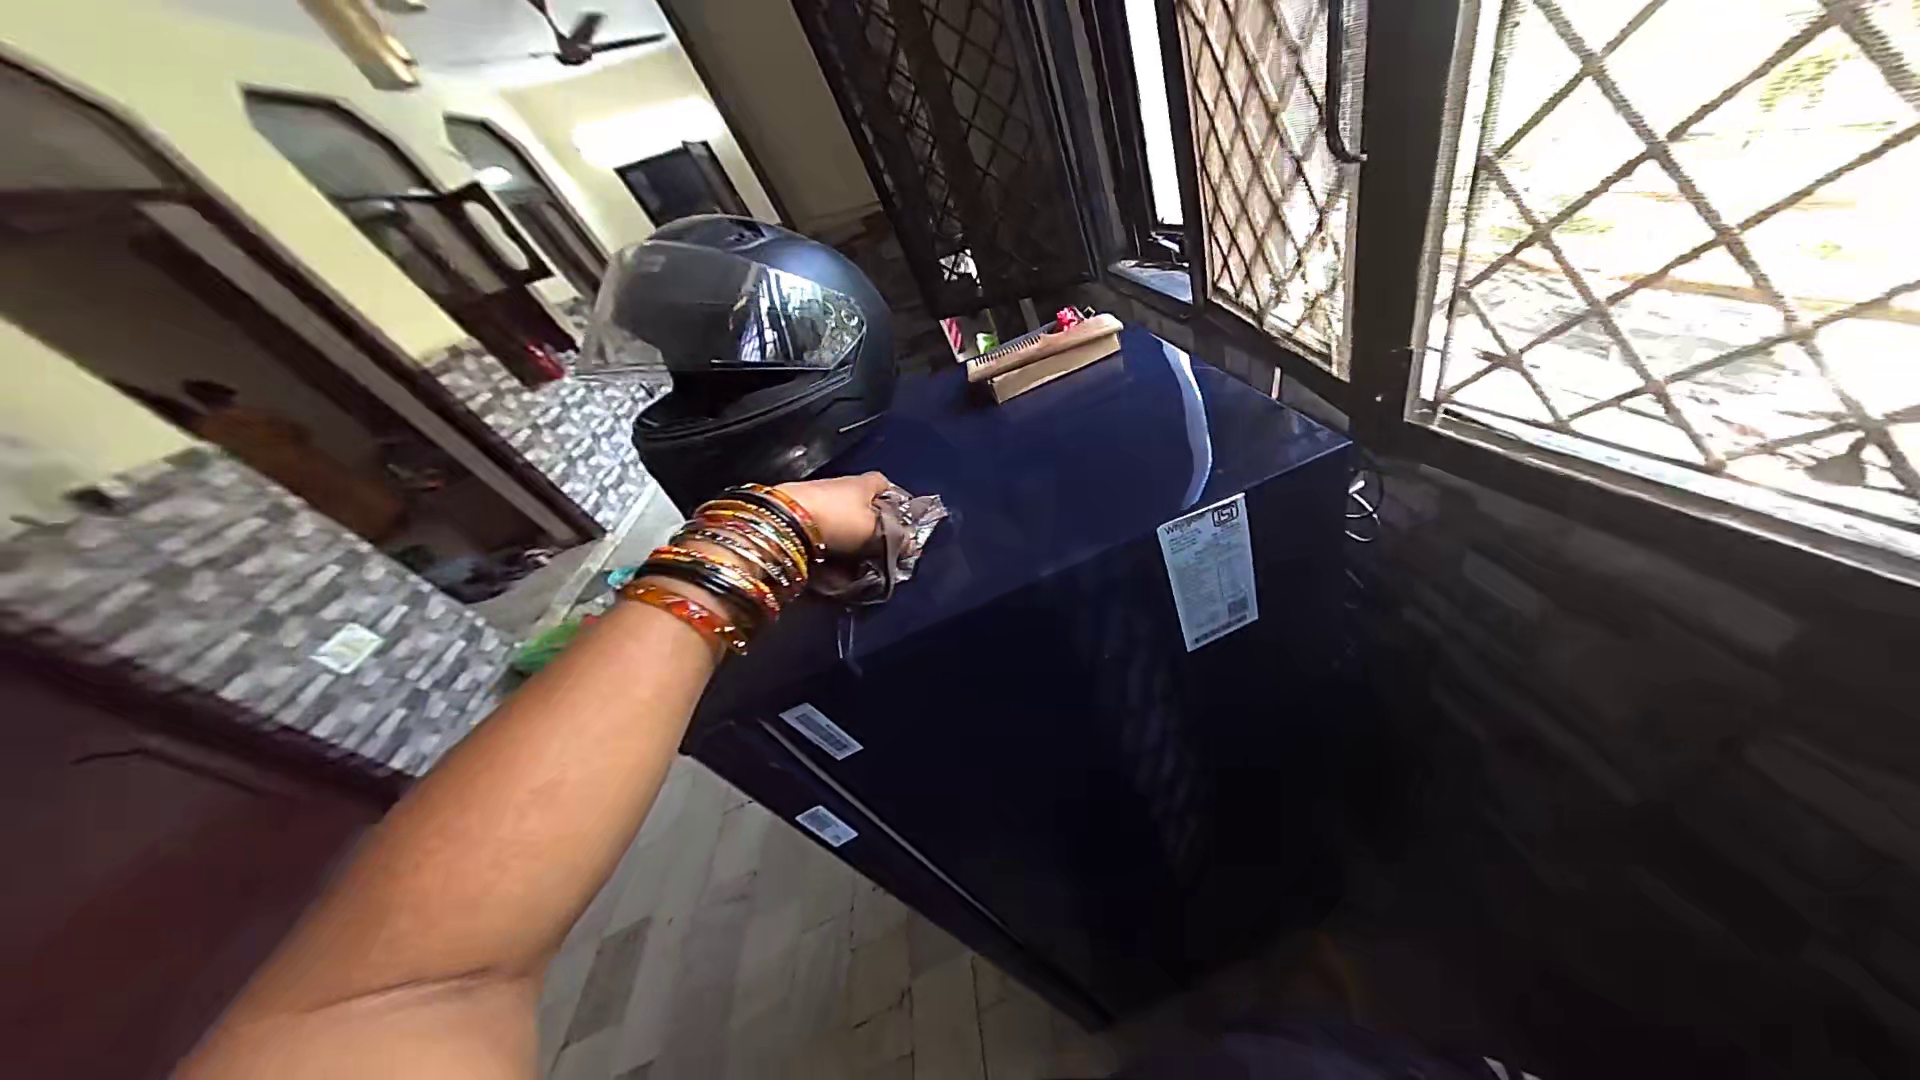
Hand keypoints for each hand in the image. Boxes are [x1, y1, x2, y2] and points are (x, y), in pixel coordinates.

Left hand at [776, 472, 890, 555]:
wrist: (786, 521)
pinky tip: (833, 564)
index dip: (895, 499)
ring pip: (842, 519)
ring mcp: (818, 499)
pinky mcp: (799, 514)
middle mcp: (841, 486)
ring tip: (857, 562)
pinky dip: (830, 545)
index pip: (885, 483)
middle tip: (880, 548)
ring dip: (850, 538)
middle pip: (863, 504)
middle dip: (871, 525)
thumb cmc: (839, 519)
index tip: (901, 520)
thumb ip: (895, 537)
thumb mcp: (875, 531)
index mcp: (863, 483)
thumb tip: (911, 543)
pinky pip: (823, 530)